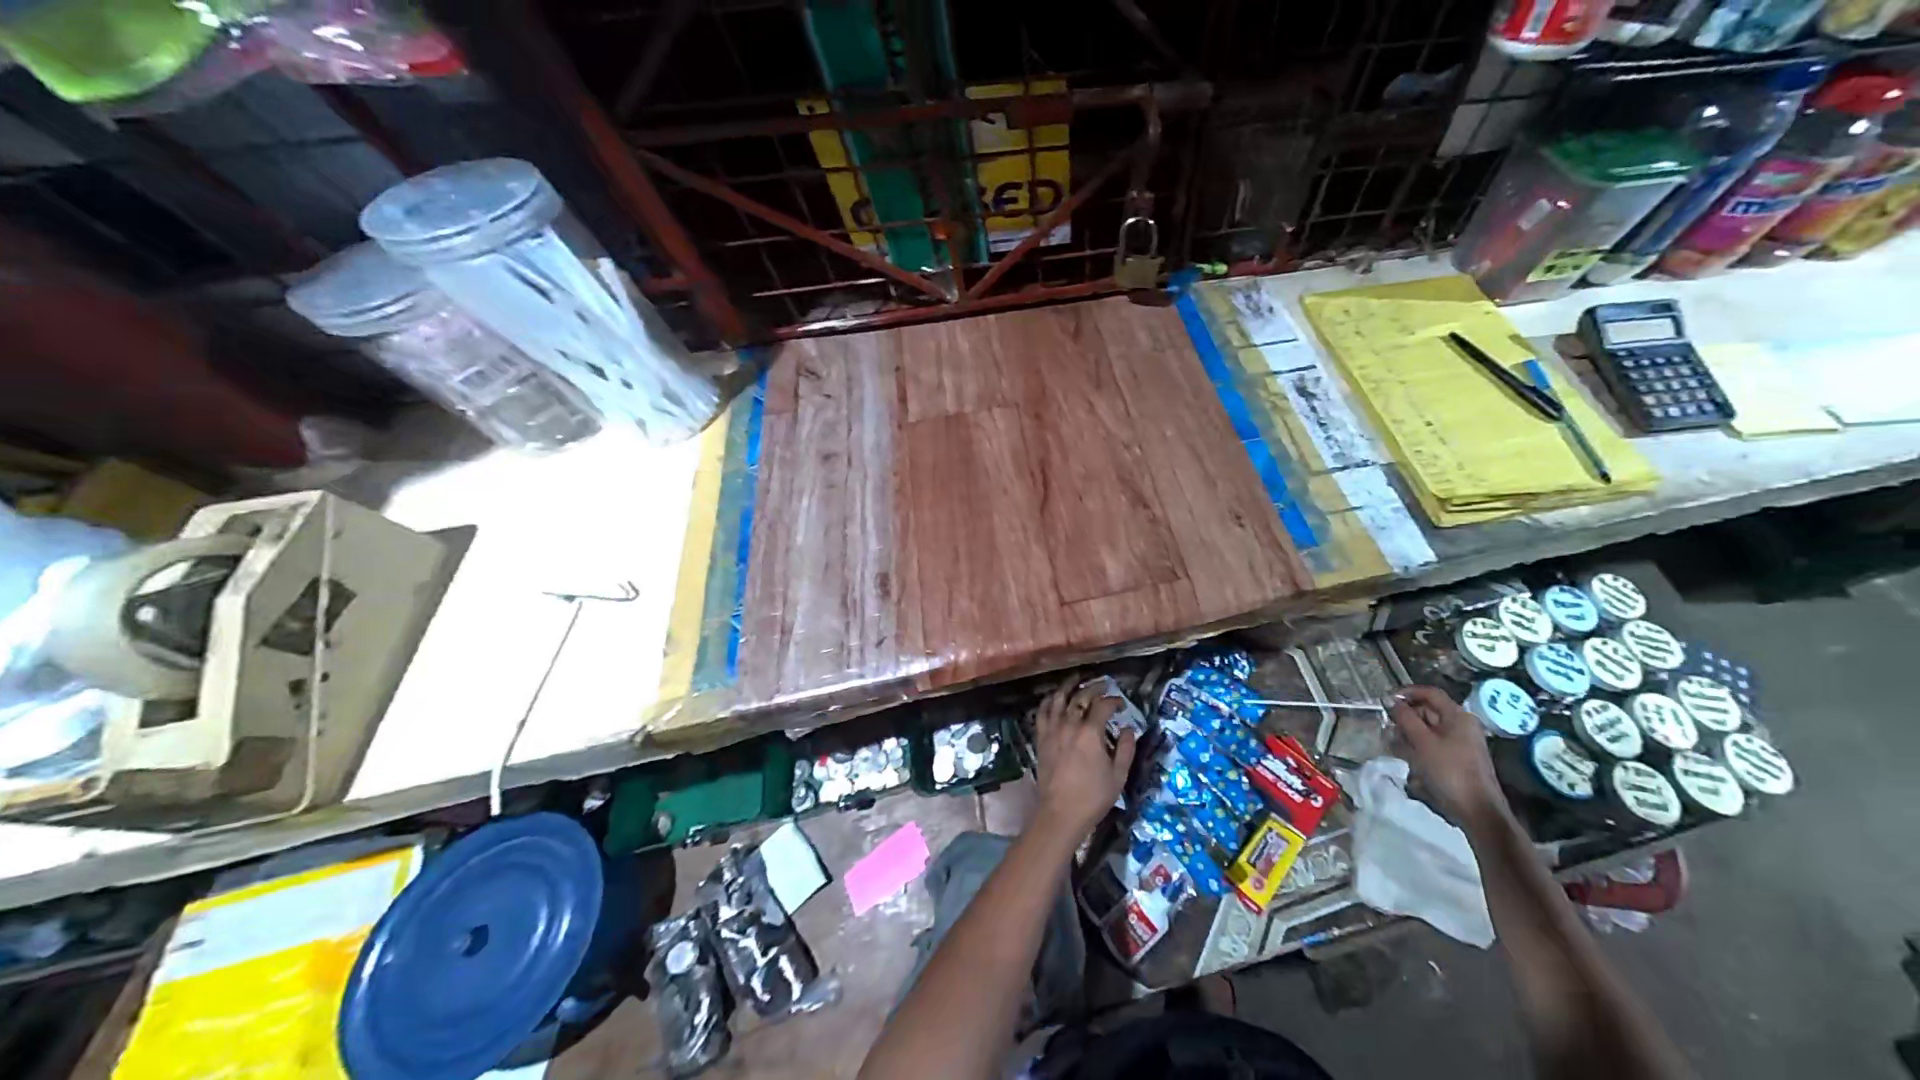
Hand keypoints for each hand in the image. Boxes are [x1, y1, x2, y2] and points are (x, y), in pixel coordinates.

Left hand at [1032, 677, 1136, 840]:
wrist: (1061, 813)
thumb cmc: (1093, 797)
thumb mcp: (1118, 775)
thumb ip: (1126, 749)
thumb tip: (1128, 729)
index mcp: (1090, 733)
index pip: (1102, 706)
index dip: (1114, 701)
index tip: (1121, 705)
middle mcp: (1069, 725)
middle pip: (1080, 697)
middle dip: (1093, 688)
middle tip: (1102, 685)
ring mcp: (1052, 730)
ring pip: (1057, 699)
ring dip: (1067, 687)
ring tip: (1076, 680)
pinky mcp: (1040, 739)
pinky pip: (1041, 713)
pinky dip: (1047, 701)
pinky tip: (1052, 698)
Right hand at [1388, 685, 1507, 825]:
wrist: (1477, 809)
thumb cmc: (1448, 770)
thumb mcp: (1422, 741)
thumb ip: (1404, 718)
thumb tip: (1390, 700)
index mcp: (1458, 716)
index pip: (1430, 693)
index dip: (1406, 692)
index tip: (1385, 701)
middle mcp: (1462, 725)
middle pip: (1428, 710)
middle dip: (1406, 717)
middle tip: (1387, 727)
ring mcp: (1461, 742)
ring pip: (1428, 728)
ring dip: (1409, 733)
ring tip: (1394, 745)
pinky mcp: (1458, 758)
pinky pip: (1433, 743)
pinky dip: (1418, 746)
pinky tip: (1408, 758)